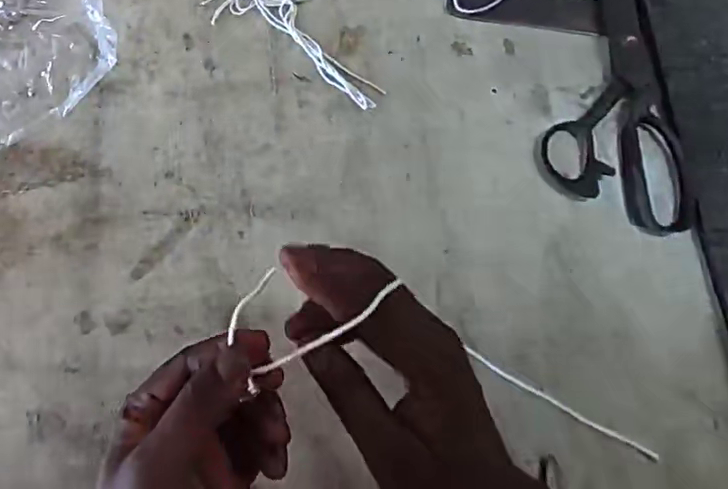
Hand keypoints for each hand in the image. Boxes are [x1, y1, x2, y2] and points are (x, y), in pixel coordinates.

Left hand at [100, 331, 290, 487]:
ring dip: (267, 418)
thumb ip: (197, 404)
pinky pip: (255, 448)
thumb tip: (237, 350)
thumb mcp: (162, 458)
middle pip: (225, 385)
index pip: (192, 364)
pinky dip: (271, 449)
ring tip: (278, 440)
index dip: (226, 349)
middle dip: (254, 387)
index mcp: (150, 410)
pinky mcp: (227, 480)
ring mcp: (204, 453)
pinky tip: (276, 464)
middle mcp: (178, 424)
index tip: (264, 346)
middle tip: (277, 389)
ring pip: (245, 414)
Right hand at [279, 245, 535, 487]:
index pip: (372, 301)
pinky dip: (352, 301)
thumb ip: (348, 394)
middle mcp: (433, 332)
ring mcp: (433, 333)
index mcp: (428, 356)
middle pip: (378, 283)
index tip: (291, 262)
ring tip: (299, 307)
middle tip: (289, 261)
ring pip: (380, 290)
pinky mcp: (428, 341)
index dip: (329, 278)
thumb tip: (307, 344)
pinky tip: (326, 317)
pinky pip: (385, 306)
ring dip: (338, 285)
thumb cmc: (438, 480)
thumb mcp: (387, 453)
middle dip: (331, 267)